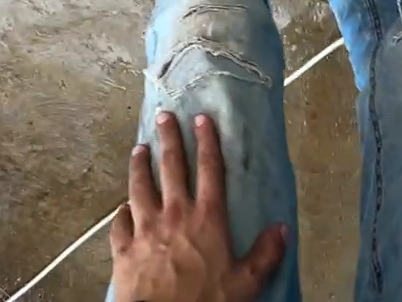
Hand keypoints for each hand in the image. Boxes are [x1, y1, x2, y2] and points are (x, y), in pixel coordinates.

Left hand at [110, 111, 286, 301]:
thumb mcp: (245, 284)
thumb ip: (264, 254)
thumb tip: (282, 228)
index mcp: (207, 217)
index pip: (210, 169)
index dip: (207, 141)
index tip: (202, 118)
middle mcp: (176, 214)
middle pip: (172, 167)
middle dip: (169, 139)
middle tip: (164, 117)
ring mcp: (146, 229)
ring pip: (140, 188)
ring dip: (139, 167)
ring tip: (138, 150)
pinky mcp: (123, 250)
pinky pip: (119, 225)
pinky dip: (120, 214)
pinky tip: (121, 208)